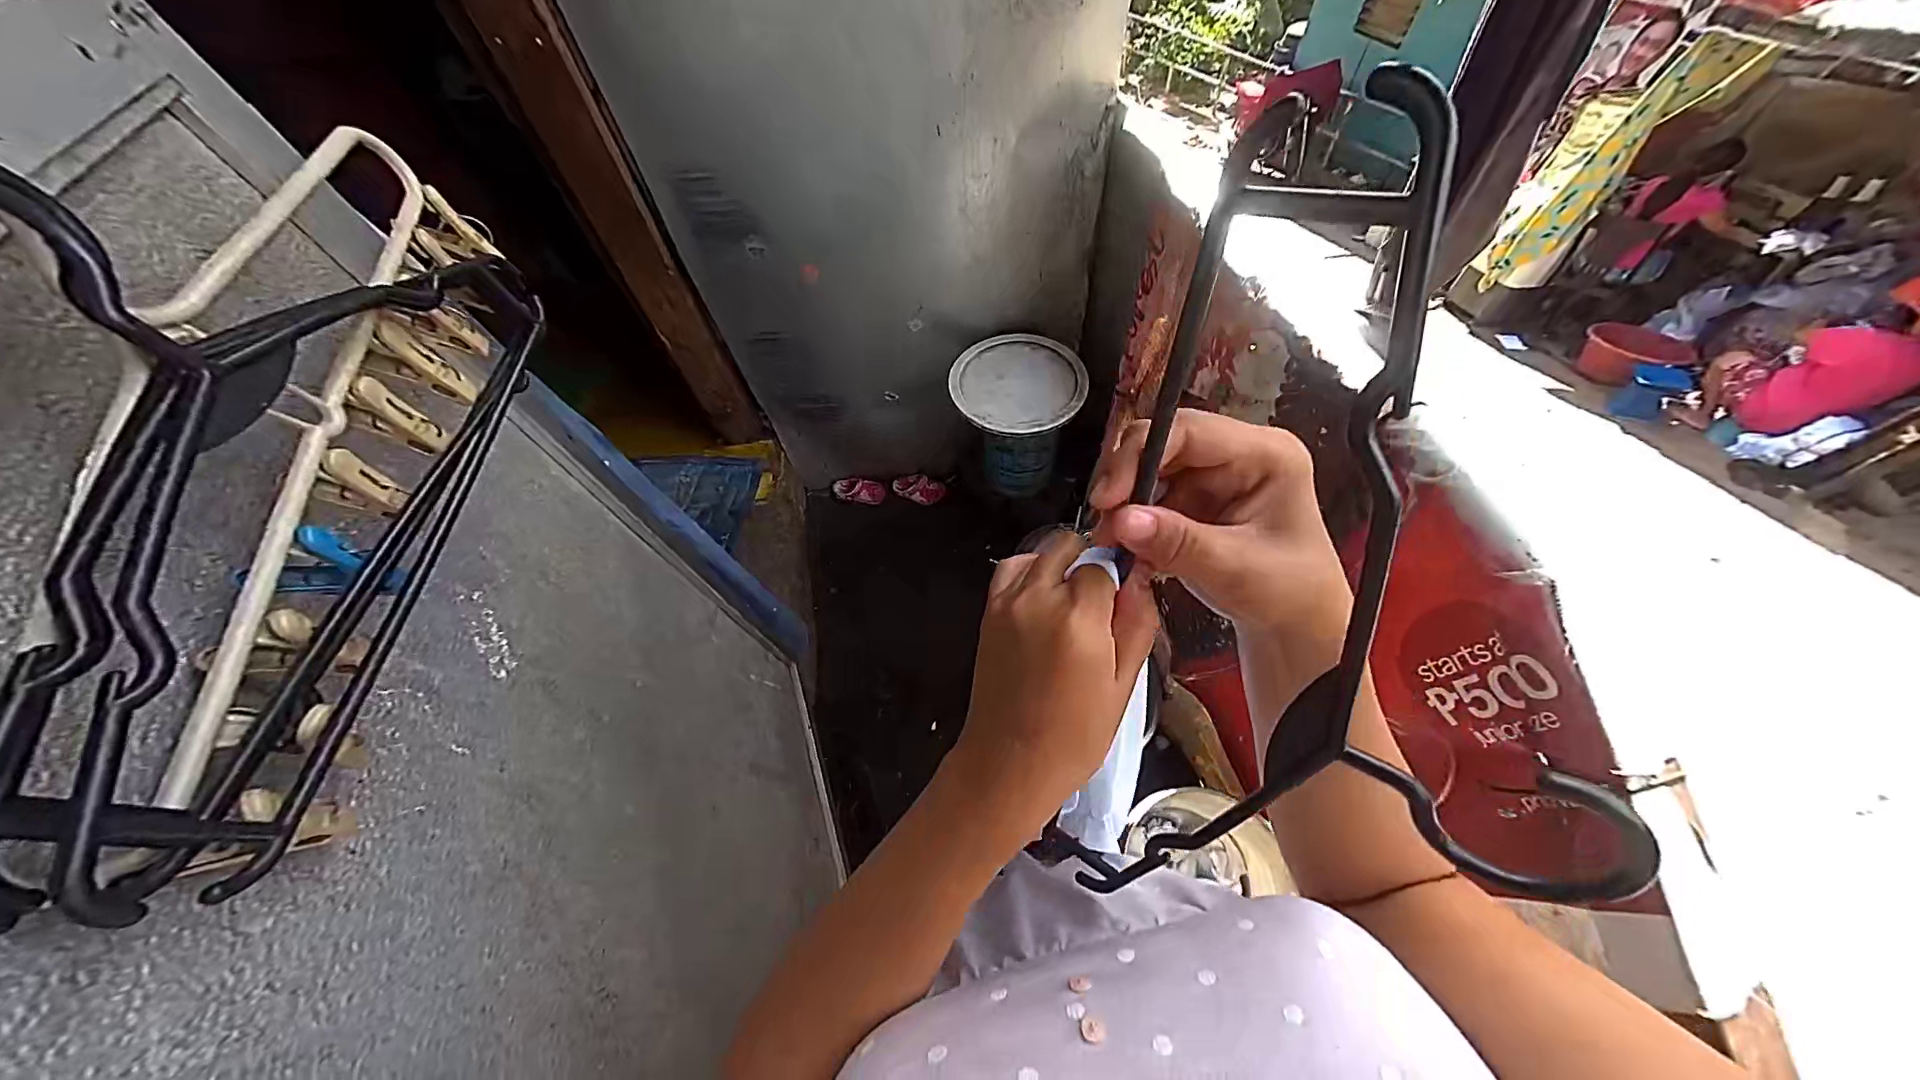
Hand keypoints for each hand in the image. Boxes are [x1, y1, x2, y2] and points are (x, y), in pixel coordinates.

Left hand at [944, 531, 1157, 841]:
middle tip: (1100, 602)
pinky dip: (1029, 572)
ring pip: (1041, 551)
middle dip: (1090, 565)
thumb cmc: (1072, 735)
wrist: (1011, 761)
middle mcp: (1039, 599)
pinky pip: (1011, 569)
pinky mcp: (989, 612)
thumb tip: (1142, 580)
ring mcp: (1008, 603)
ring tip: (1072, 602)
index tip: (1123, 599)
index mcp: (1078, 617)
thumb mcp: (1124, 684)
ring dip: (1060, 564)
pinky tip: (1043, 601)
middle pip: (1071, 547)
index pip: (1105, 563)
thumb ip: (1137, 622)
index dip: (1119, 578)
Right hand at [1089, 409, 1351, 670]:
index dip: (1139, 456)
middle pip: (1161, 445)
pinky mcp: (1192, 501)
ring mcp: (1211, 478)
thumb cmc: (1289, 593)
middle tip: (1103, 520)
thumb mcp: (1233, 568)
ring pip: (1147, 472)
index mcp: (1264, 454)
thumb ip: (1177, 542)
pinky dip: (1130, 524)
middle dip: (1125, 481)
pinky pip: (1146, 499)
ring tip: (1112, 541)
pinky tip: (1127, 549)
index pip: (1188, 431)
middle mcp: (1235, 456)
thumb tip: (1122, 519)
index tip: (1109, 497)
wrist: (1293, 624)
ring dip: (1123, 505)